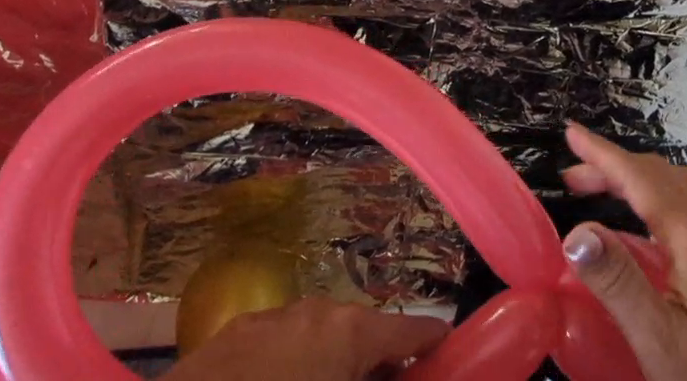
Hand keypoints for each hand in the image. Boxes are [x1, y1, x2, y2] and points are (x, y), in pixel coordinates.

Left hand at [162, 298, 448, 380]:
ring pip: (323, 336)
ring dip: (336, 362)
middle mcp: (320, 311)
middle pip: (369, 333)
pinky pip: (284, 343)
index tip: (451, 358)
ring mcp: (275, 317)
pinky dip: (296, 364)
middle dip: (382, 363)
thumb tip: (395, 374)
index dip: (437, 345)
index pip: (415, 329)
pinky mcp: (235, 333)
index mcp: (353, 332)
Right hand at [560, 124, 686, 380]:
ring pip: (681, 189)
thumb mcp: (660, 340)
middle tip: (571, 178)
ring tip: (603, 191)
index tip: (571, 133)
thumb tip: (577, 231)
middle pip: (662, 178)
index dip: (605, 155)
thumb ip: (619, 284)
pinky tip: (647, 228)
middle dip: (615, 166)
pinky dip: (659, 197)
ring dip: (639, 178)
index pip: (645, 180)